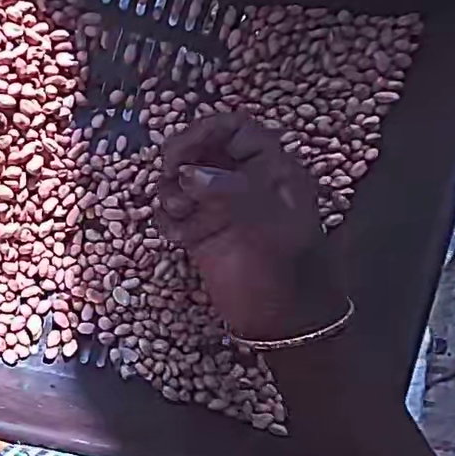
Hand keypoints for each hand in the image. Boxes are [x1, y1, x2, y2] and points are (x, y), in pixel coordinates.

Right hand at [155, 112, 346, 340]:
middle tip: (169, 178)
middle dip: (178, 160)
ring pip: (180, 179)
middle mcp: (241, 182)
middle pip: (199, 149)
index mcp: (270, 170)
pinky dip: (167, 219)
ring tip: (178, 213)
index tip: (176, 153)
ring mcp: (219, 207)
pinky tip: (180, 238)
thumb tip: (187, 173)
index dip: (203, 132)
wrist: (282, 326)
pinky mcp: (200, 231)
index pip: (233, 128)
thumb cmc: (287, 274)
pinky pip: (172, 211)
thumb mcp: (270, 228)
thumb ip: (232, 192)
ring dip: (169, 191)